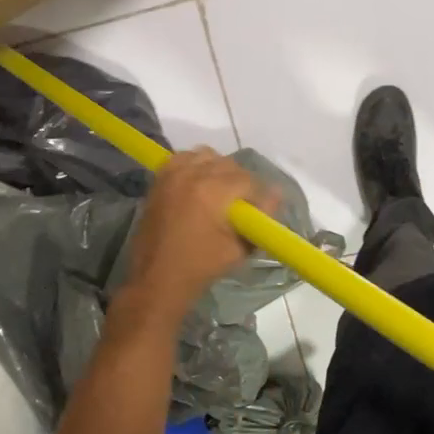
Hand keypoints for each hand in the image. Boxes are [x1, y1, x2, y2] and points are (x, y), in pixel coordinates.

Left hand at [122, 149, 273, 315]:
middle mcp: (191, 174)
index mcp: (212, 191)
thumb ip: (259, 220)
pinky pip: (182, 158)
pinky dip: (195, 166)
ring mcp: (172, 174)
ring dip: (218, 170)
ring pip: (205, 156)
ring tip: (221, 194)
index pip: (247, 180)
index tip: (262, 211)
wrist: (157, 278)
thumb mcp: (237, 249)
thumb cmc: (200, 267)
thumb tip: (276, 197)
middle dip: (241, 182)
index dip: (260, 195)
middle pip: (228, 164)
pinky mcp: (159, 180)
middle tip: (244, 207)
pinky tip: (199, 185)